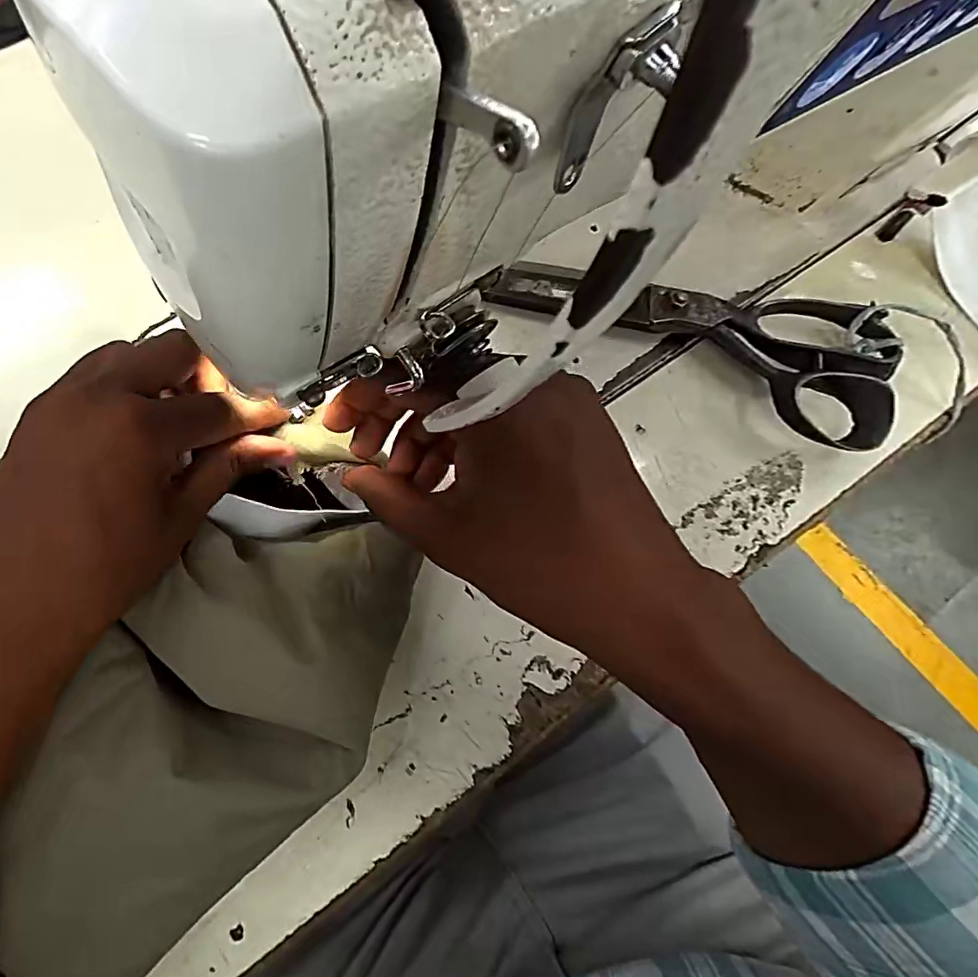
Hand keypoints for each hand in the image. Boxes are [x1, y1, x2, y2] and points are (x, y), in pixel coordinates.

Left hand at [0, 330, 294, 663]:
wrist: (16, 600)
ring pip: (128, 353)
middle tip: (217, 419)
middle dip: (208, 376)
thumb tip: (277, 446)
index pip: (215, 406)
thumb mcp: (178, 517)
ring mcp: (62, 396)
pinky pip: (92, 373)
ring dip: (161, 374)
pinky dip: (123, 385)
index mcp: (138, 425)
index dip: (252, 413)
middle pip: (173, 351)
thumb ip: (226, 467)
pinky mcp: (39, 409)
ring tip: (172, 422)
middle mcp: (98, 393)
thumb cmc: (106, 569)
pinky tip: (130, 429)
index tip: (275, 417)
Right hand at [332, 372, 733, 671]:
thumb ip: (387, 496)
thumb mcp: (447, 533)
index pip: (410, 380)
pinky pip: (510, 417)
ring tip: (413, 486)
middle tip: (373, 466)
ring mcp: (562, 399)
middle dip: (399, 427)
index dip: (362, 401)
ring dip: (435, 438)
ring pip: (477, 404)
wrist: (639, 596)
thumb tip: (354, 475)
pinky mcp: (579, 420)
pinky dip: (475, 443)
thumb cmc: (544, 567)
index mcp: (497, 401)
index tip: (338, 424)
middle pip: (445, 388)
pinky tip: (455, 481)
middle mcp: (534, 383)